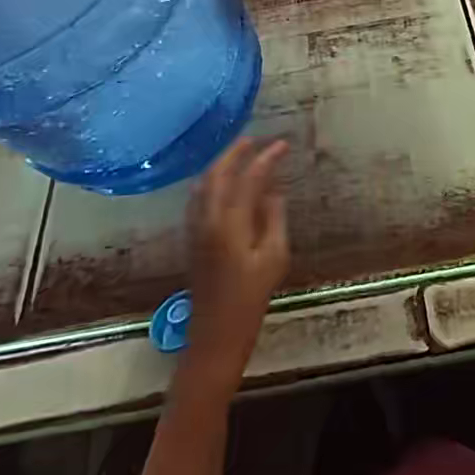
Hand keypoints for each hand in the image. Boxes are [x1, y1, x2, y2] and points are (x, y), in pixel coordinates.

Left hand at [184, 138, 289, 385]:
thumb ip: (274, 219)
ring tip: (239, 154)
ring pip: (203, 185)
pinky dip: (210, 182)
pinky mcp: (192, 239)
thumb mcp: (274, 258)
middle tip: (254, 139)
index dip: (266, 159)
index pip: (248, 180)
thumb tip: (273, 192)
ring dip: (220, 165)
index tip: (283, 145)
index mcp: (230, 224)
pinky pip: (198, 199)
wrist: (216, 334)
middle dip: (234, 153)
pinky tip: (221, 183)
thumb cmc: (251, 299)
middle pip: (216, 175)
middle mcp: (207, 221)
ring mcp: (195, 230)